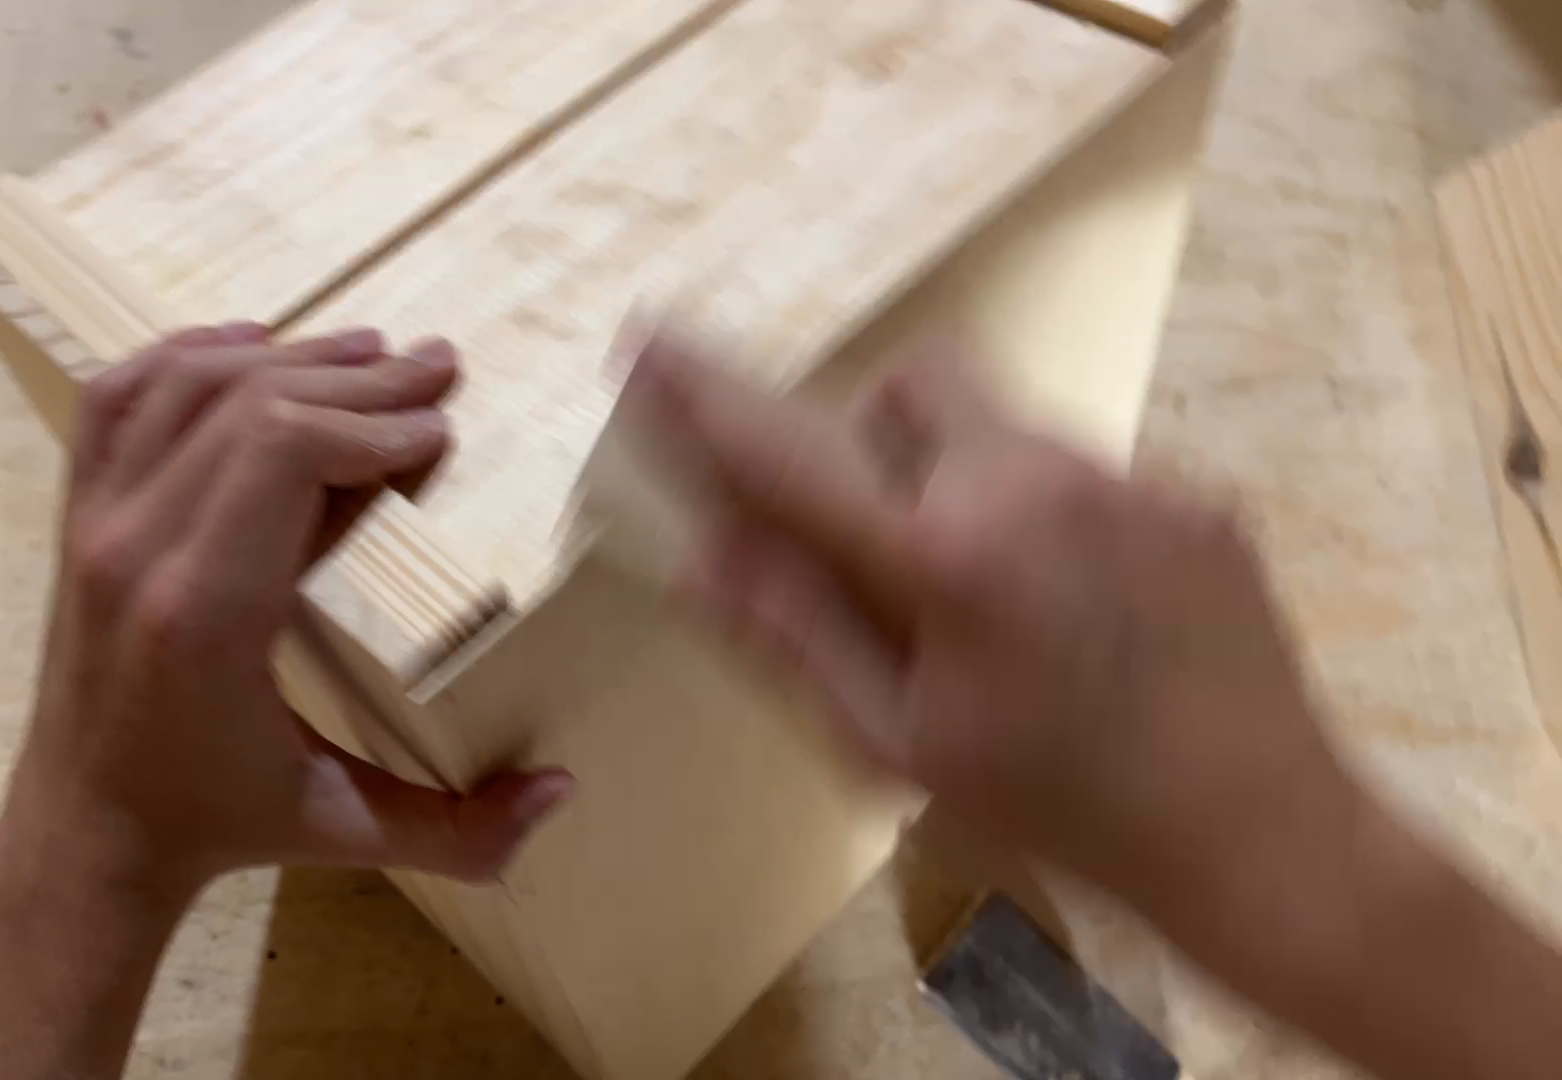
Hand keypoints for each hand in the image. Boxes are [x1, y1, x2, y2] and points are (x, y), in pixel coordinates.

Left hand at [0, 323, 571, 898]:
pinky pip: (122, 397)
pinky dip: (190, 352)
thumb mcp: (346, 828)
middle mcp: (137, 546)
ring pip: (188, 383)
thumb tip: (563, 787)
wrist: (82, 834)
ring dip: (290, 354)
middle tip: (436, 368)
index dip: (377, 425)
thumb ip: (462, 830)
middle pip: (252, 403)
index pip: (288, 452)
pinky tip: (250, 343)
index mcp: (206, 612)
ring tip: (368, 347)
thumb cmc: (220, 824)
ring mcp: (93, 523)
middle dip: (359, 377)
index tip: (440, 432)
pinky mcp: (78, 517)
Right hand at [624, 332, 1355, 908]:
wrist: (1264, 838)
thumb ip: (791, 637)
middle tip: (885, 530)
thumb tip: (698, 561)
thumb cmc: (1048, 803)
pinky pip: (1074, 462)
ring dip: (955, 475)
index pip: (791, 458)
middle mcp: (1035, 484)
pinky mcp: (1191, 493)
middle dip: (875, 434)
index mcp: (945, 556)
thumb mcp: (891, 741)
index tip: (645, 343)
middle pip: (916, 379)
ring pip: (996, 418)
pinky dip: (1033, 509)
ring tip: (987, 585)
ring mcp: (1129, 477)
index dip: (708, 399)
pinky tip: (1069, 602)